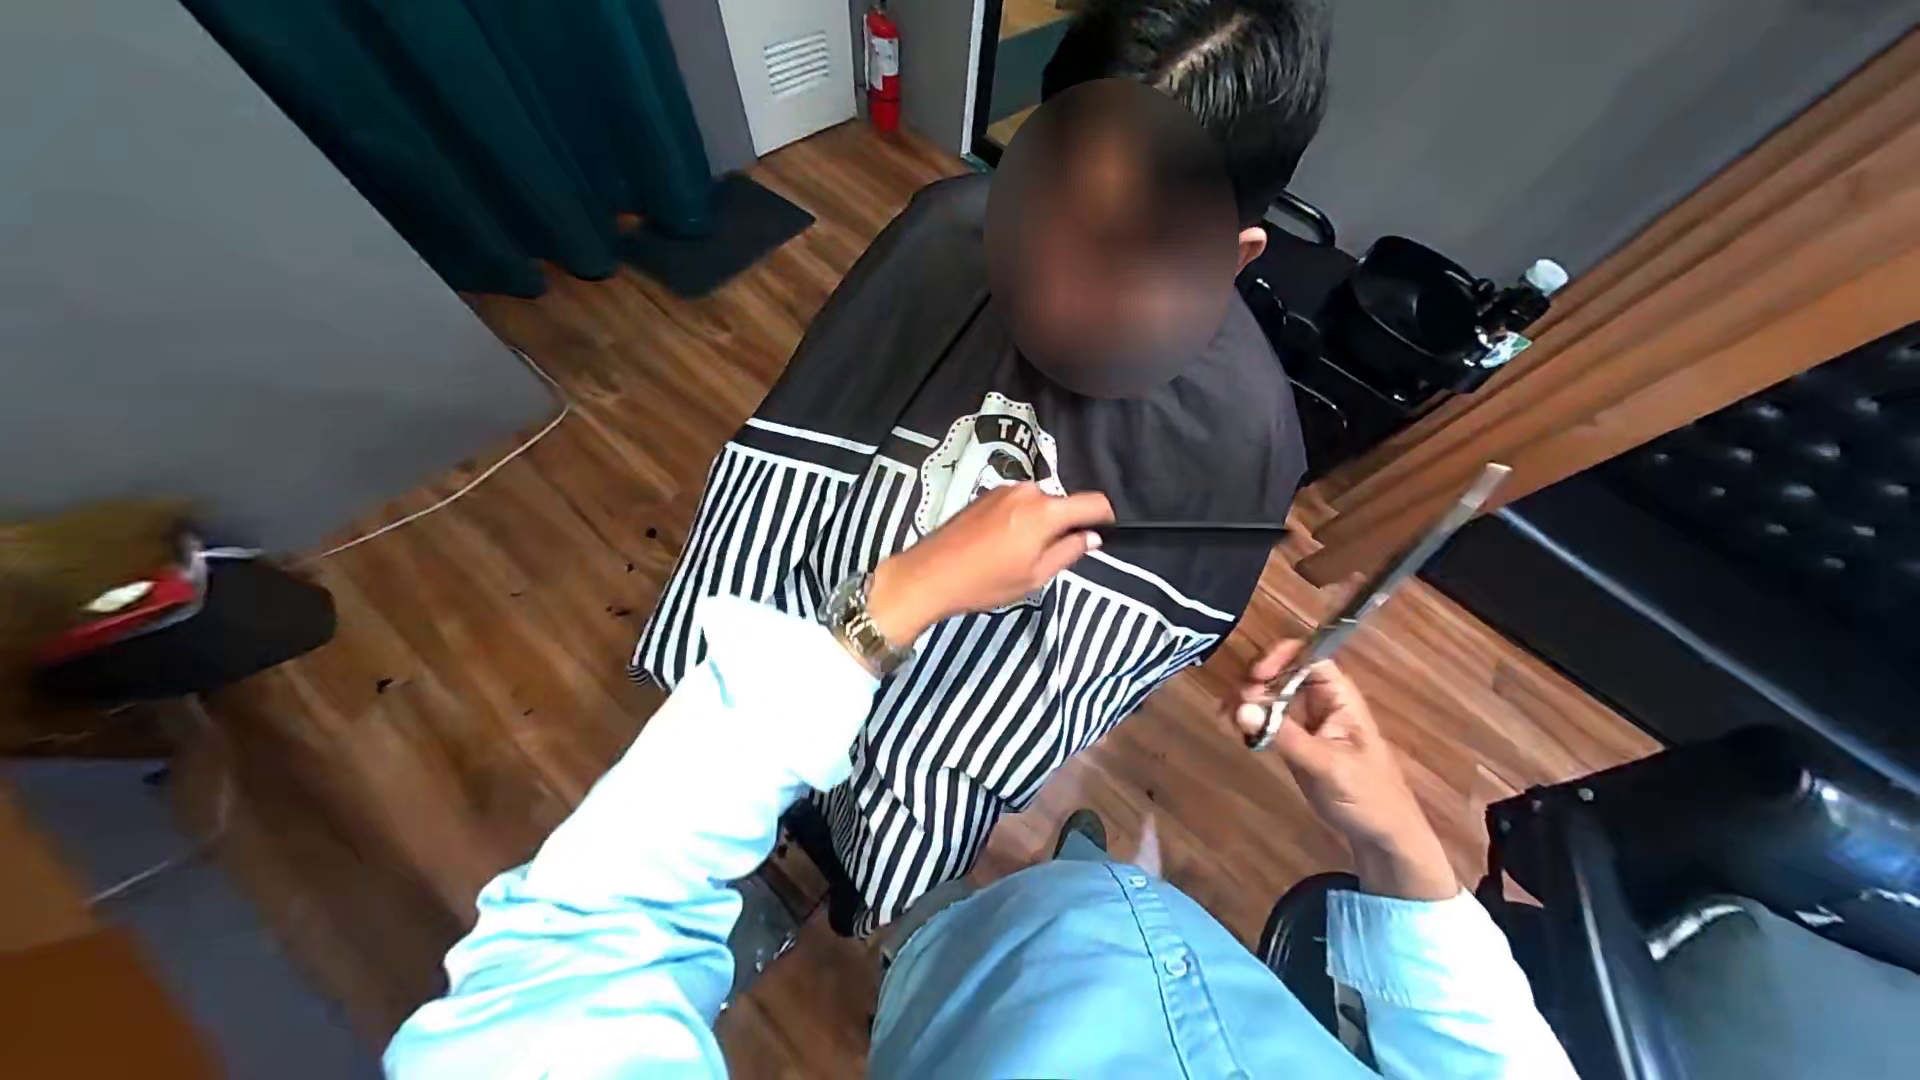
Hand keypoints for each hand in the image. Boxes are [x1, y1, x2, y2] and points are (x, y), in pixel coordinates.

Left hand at [865, 483, 1113, 643]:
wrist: (930, 573)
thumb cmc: (985, 580)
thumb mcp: (1035, 575)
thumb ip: (1069, 551)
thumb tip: (1091, 537)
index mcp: (1046, 510)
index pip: (1093, 502)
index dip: (1105, 518)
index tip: (1104, 533)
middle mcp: (1027, 491)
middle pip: (1063, 504)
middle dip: (1065, 525)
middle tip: (1051, 557)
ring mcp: (1003, 489)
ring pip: (1039, 503)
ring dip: (1040, 523)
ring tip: (1021, 555)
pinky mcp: (985, 495)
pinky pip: (1017, 503)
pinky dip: (1020, 519)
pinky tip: (1002, 544)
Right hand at [1232, 642, 1456, 900]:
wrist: (1382, 836)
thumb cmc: (1369, 796)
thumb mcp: (1328, 766)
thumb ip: (1284, 736)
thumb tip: (1240, 709)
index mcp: (1339, 696)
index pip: (1307, 656)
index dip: (1280, 656)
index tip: (1256, 676)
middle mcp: (1319, 700)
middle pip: (1279, 671)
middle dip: (1254, 682)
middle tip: (1235, 706)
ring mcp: (1303, 719)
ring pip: (1266, 693)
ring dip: (1244, 700)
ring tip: (1228, 718)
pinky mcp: (1290, 738)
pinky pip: (1263, 717)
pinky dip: (1246, 719)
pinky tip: (1237, 732)